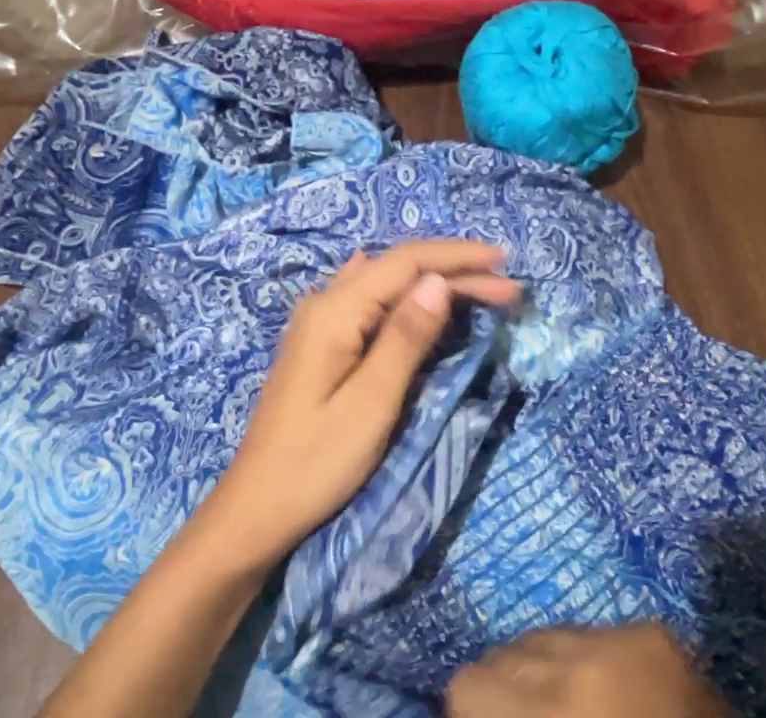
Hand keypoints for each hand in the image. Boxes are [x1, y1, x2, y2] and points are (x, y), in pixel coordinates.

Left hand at [194, 241, 520, 573]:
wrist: (258, 506)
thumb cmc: (316, 462)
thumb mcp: (371, 402)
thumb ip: (405, 338)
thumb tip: (439, 281)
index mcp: (334, 311)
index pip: (405, 262)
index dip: (458, 258)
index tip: (505, 265)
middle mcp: (323, 304)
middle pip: (396, 268)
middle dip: (453, 271)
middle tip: (507, 289)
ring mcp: (318, 324)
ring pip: (384, 283)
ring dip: (433, 282)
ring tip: (478, 289)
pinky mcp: (321, 345)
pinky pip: (372, 304)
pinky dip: (409, 300)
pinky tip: (426, 306)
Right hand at [446, 624, 728, 717]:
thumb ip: (511, 715)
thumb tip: (479, 698)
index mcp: (556, 711)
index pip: (469, 680)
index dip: (474, 706)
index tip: (487, 717)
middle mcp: (583, 660)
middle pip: (506, 649)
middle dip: (511, 685)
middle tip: (533, 712)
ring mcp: (624, 636)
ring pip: (547, 632)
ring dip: (550, 665)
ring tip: (577, 698)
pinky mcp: (657, 630)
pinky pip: (594, 630)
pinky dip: (595, 657)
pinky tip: (617, 687)